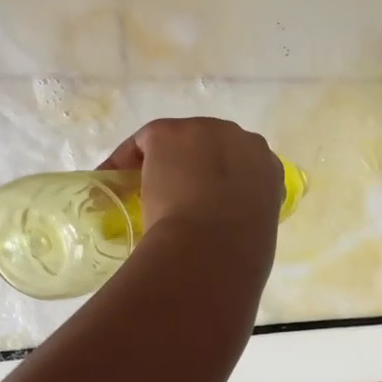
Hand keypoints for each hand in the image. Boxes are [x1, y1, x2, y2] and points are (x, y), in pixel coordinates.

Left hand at [100, 117, 283, 238]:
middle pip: (211, 148)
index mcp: (269, 168)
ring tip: (145, 194)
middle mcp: (241, 140)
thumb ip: (245, 219)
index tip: (207, 206)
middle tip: (176, 197)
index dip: (223, 185)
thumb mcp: (258, 230)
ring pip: (178, 145)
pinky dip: (123, 164)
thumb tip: (223, 234)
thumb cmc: (244, 249)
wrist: (216, 244)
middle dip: (194, 167)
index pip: (244, 168)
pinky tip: (112, 188)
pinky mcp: (167, 133)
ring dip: (164, 164)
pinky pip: (141, 145)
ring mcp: (203, 132)